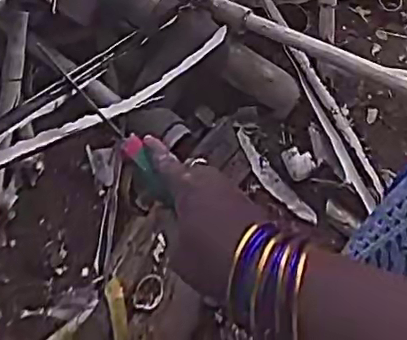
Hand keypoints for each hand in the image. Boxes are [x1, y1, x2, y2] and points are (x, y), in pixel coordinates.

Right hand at [133, 135, 269, 298]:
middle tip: (169, 203)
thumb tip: (167, 216)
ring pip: (203, 186)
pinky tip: (211, 231)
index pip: (162, 162)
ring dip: (196, 199)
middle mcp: (206, 177)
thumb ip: (168, 226)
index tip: (143, 140)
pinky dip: (213, 208)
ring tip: (192, 228)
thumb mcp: (177, 250)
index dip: (150, 152)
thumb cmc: (213, 258)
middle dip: (177, 185)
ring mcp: (227, 186)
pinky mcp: (244, 199)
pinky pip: (220, 198)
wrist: (262, 266)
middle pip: (184, 173)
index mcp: (184, 183)